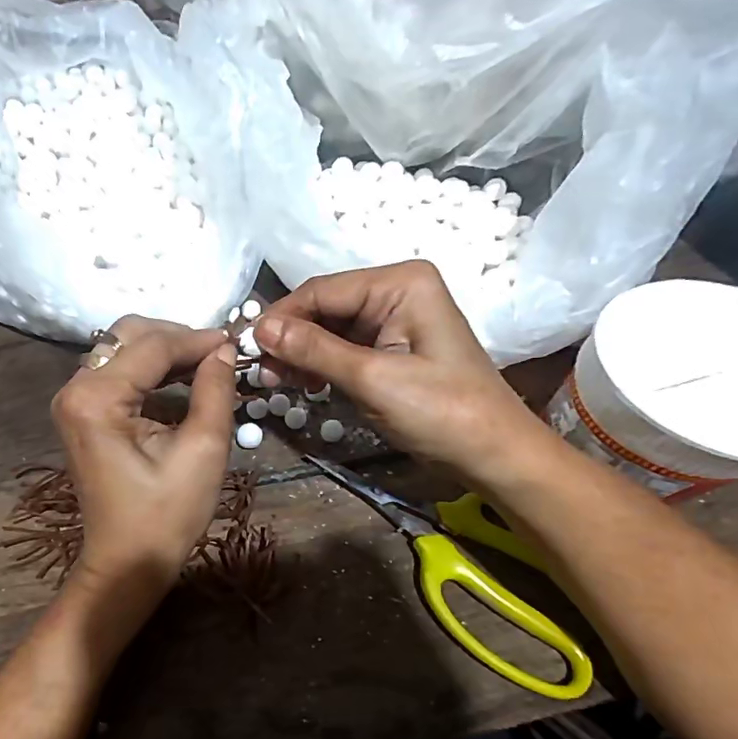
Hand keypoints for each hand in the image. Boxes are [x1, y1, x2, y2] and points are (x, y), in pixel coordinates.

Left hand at [50, 316, 236, 604]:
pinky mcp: (81, 414)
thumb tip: (225, 350)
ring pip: (122, 351)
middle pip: (129, 337)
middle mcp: (75, 390)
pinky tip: (182, 382)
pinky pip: (116, 374)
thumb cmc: (166, 516)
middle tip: (219, 354)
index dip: (198, 340)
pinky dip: (150, 372)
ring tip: (207, 366)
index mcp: (97, 399)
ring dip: (164, 352)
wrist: (127, 563)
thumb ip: (214, 391)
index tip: (237, 341)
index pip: (152, 347)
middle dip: (177, 338)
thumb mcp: (202, 451)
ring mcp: (73, 401)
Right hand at [254, 261, 556, 485]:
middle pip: (323, 308)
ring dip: (300, 355)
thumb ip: (314, 350)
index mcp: (400, 283)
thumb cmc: (441, 412)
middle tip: (259, 372)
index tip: (245, 348)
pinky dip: (319, 366)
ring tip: (276, 382)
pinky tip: (302, 384)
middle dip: (289, 339)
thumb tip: (260, 328)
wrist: (492, 454)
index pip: (321, 290)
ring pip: (328, 330)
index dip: (280, 318)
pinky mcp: (390, 350)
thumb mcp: (372, 379)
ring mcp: (393, 321)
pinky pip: (342, 349)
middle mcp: (396, 292)